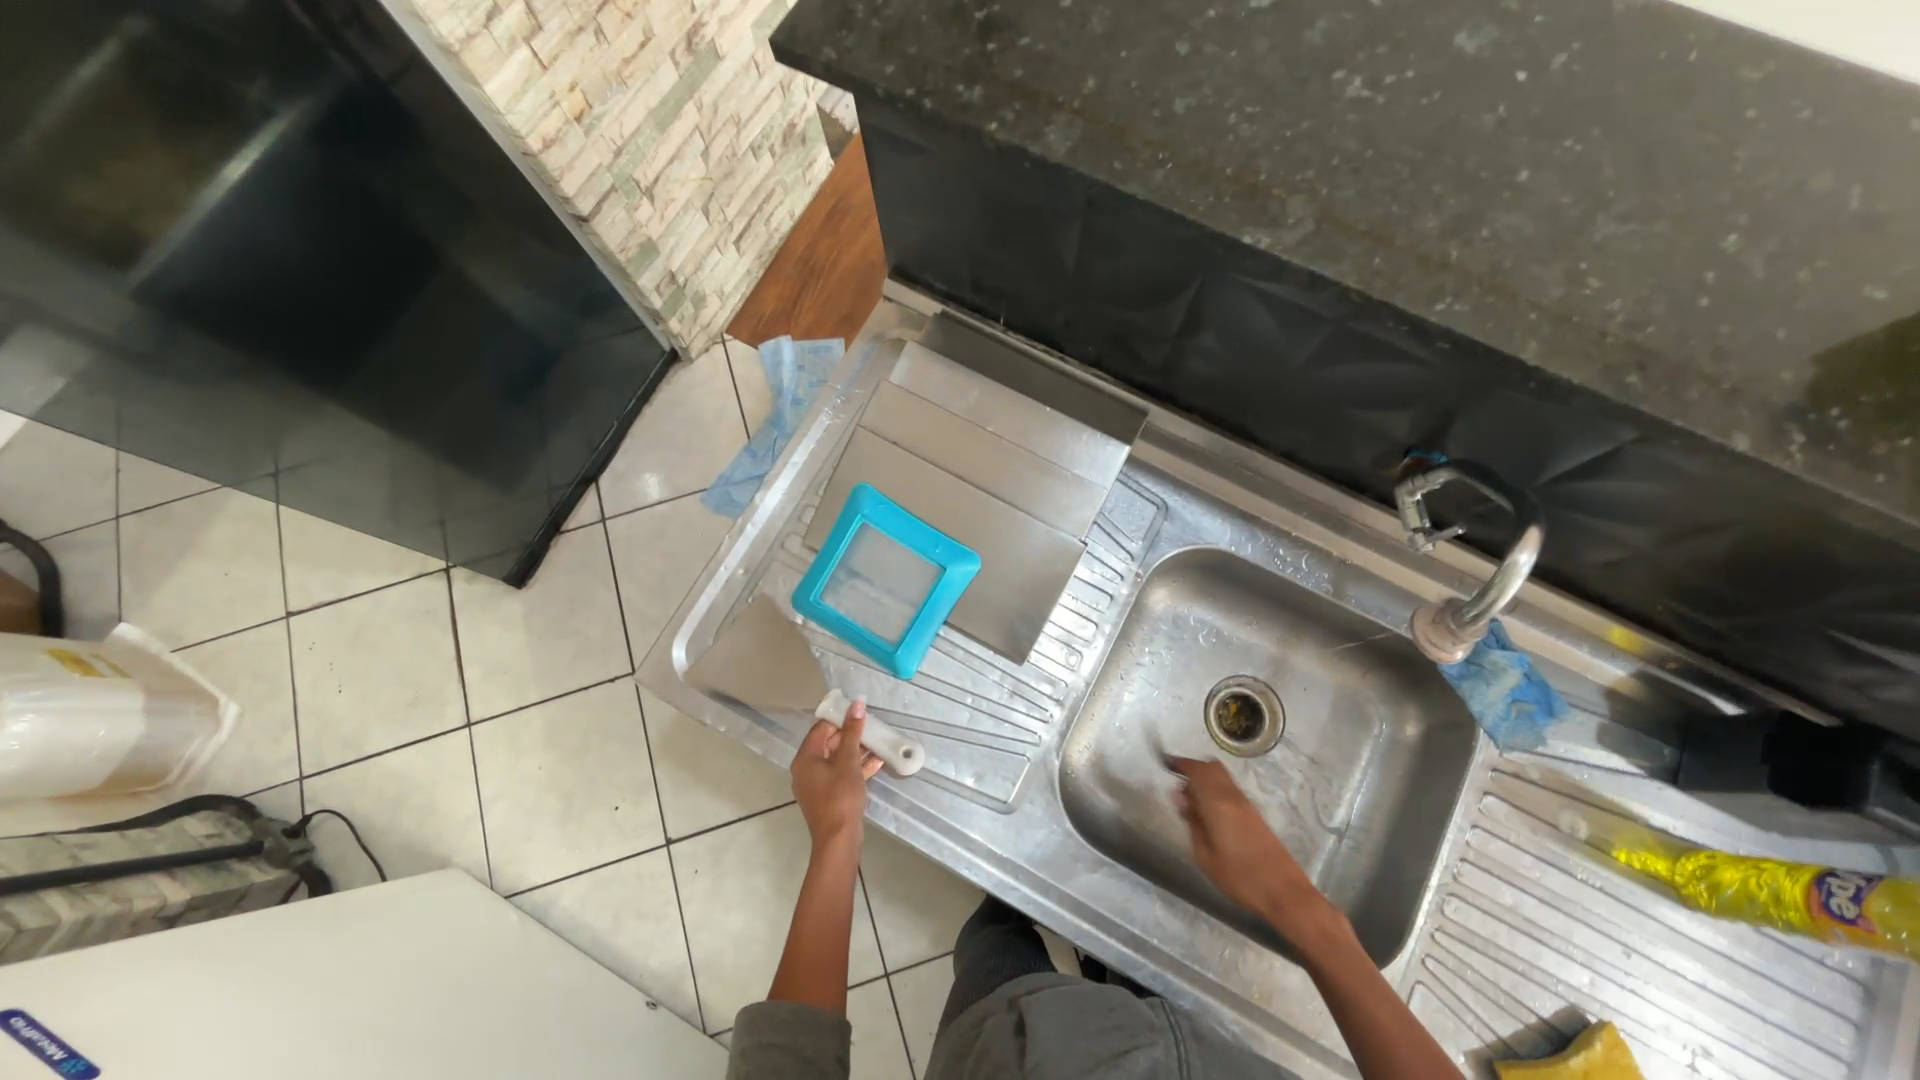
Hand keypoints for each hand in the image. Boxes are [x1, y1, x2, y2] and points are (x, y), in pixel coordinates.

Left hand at [791, 699, 883, 852]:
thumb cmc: (840, 796)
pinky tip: (878, 762)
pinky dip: (856, 768)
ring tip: (877, 741)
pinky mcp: (829, 796)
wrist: (839, 839)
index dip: (839, 718)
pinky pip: (842, 775)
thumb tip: (856, 704)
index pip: (820, 729)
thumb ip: (852, 732)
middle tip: (871, 726)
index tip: (858, 712)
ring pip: (837, 760)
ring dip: (856, 751)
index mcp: (805, 758)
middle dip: (850, 735)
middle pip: (828, 744)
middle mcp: (807, 770)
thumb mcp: (848, 761)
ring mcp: (818, 785)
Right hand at [1170, 756, 1345, 950]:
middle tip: (1179, 788)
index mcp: (1218, 803)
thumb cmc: (1239, 877)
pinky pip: (1230, 790)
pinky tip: (1210, 815)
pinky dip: (1216, 791)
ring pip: (1223, 778)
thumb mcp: (1204, 856)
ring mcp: (1247, 805)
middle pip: (1212, 768)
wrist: (1284, 892)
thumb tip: (1180, 797)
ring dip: (1206, 781)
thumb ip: (1192, 822)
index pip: (1198, 770)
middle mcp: (1234, 797)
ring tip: (1192, 804)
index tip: (1167, 765)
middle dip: (1193, 770)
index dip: (1181, 763)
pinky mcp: (1255, 815)